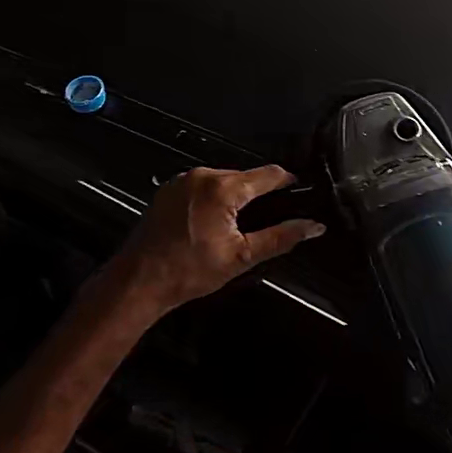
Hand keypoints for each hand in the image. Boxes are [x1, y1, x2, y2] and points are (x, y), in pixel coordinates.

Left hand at [106, 165, 325, 317]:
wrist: (140, 279)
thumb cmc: (187, 271)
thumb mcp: (241, 256)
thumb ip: (280, 237)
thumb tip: (311, 226)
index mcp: (222, 188)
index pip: (268, 174)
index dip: (288, 181)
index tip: (299, 191)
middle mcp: (201, 176)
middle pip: (244, 176)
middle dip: (258, 195)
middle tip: (268, 219)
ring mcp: (182, 180)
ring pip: (222, 181)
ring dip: (234, 197)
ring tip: (237, 227)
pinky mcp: (169, 189)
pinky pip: (201, 186)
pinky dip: (212, 199)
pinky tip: (211, 224)